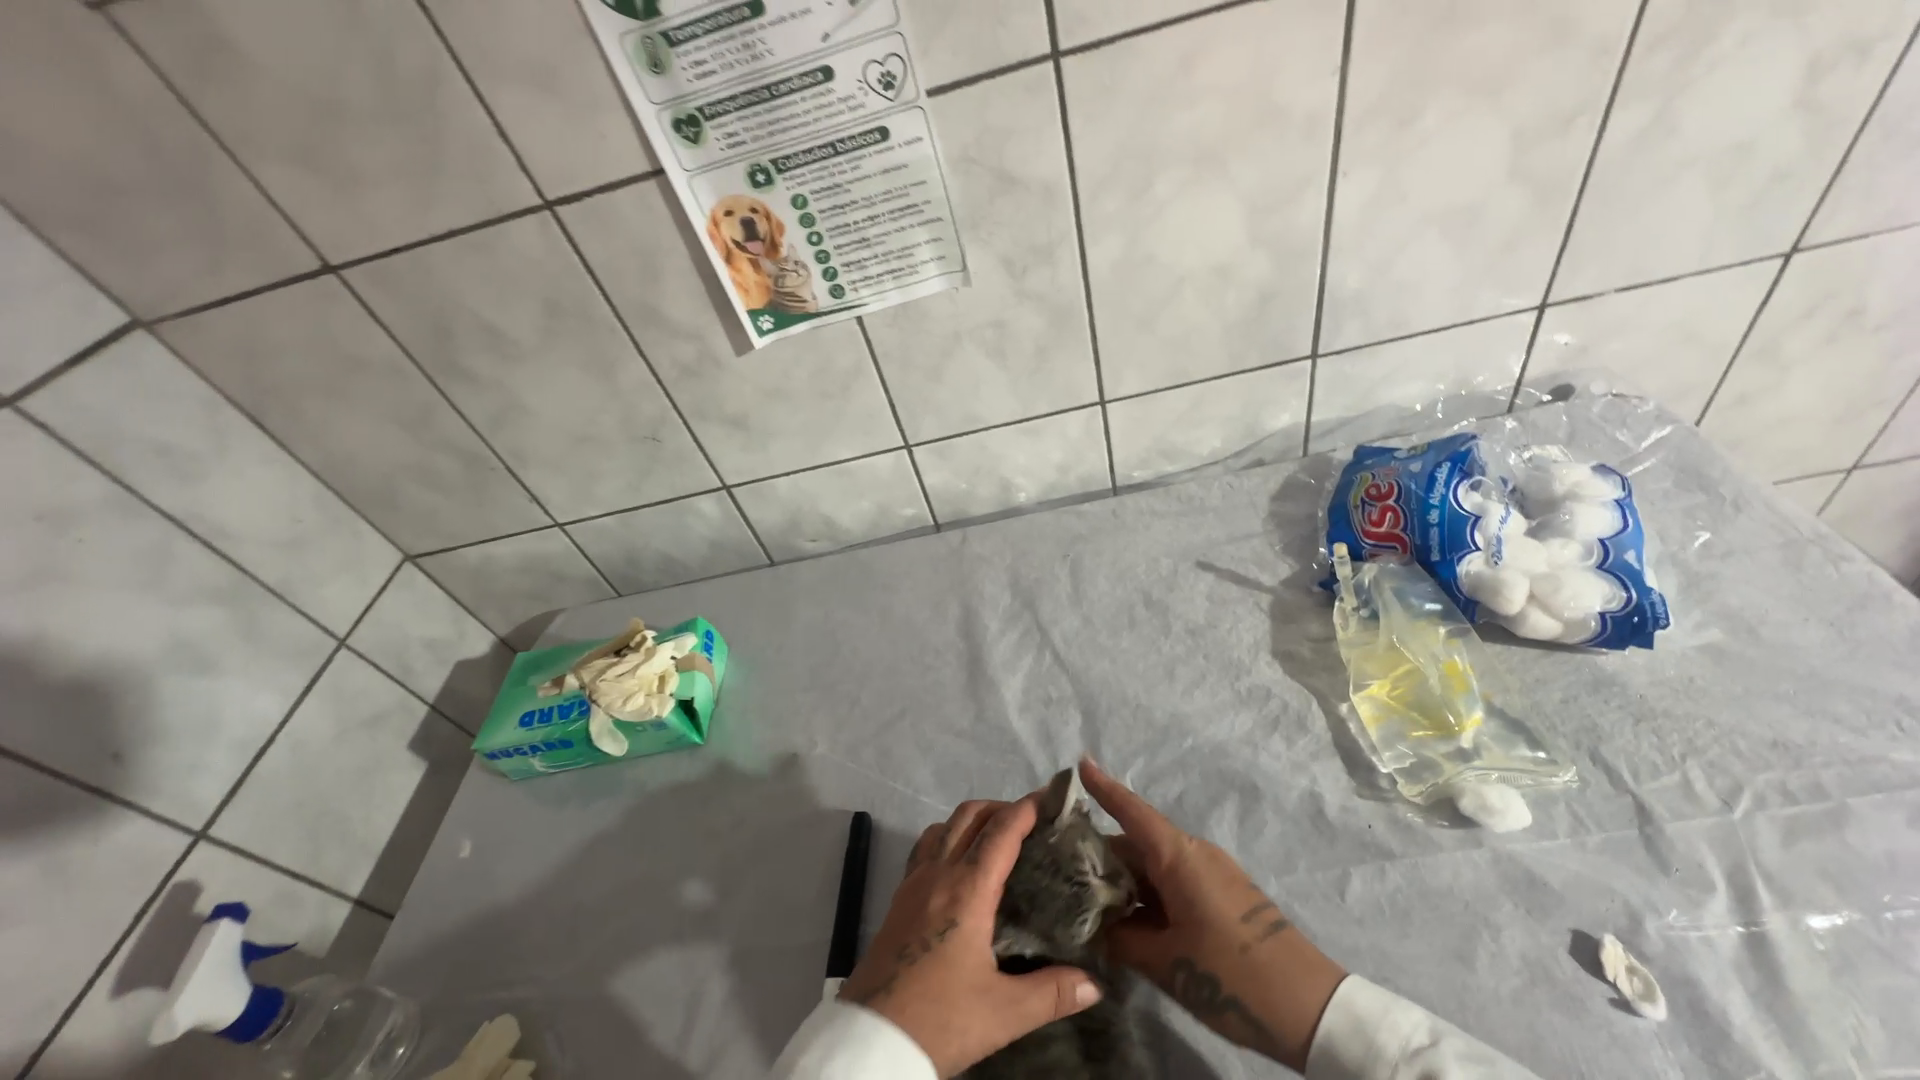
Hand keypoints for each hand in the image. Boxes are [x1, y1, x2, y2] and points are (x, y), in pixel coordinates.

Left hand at [838, 798, 1104, 1077]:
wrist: (871, 1041)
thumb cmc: (940, 1019)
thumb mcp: (1004, 1012)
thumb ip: (1053, 993)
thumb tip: (1094, 985)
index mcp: (966, 890)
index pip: (1001, 832)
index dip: (1026, 808)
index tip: (1051, 796)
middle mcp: (937, 875)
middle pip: (968, 817)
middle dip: (1000, 808)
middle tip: (1030, 822)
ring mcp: (911, 886)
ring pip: (940, 829)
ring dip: (969, 822)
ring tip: (995, 841)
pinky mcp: (896, 903)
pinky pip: (923, 852)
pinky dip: (945, 841)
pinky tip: (958, 870)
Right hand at [1080, 760, 1347, 1071]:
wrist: (1309, 1007)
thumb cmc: (1231, 976)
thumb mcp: (1164, 962)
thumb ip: (1120, 937)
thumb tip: (1091, 922)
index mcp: (1179, 857)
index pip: (1132, 811)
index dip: (1104, 788)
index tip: (1079, 764)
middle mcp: (1195, 854)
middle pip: (1137, 842)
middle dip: (1099, 855)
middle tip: (1059, 871)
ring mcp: (1212, 874)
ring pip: (1154, 865)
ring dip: (1124, 881)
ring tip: (1084, 901)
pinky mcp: (1223, 896)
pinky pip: (1174, 883)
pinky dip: (1147, 894)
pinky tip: (1126, 921)